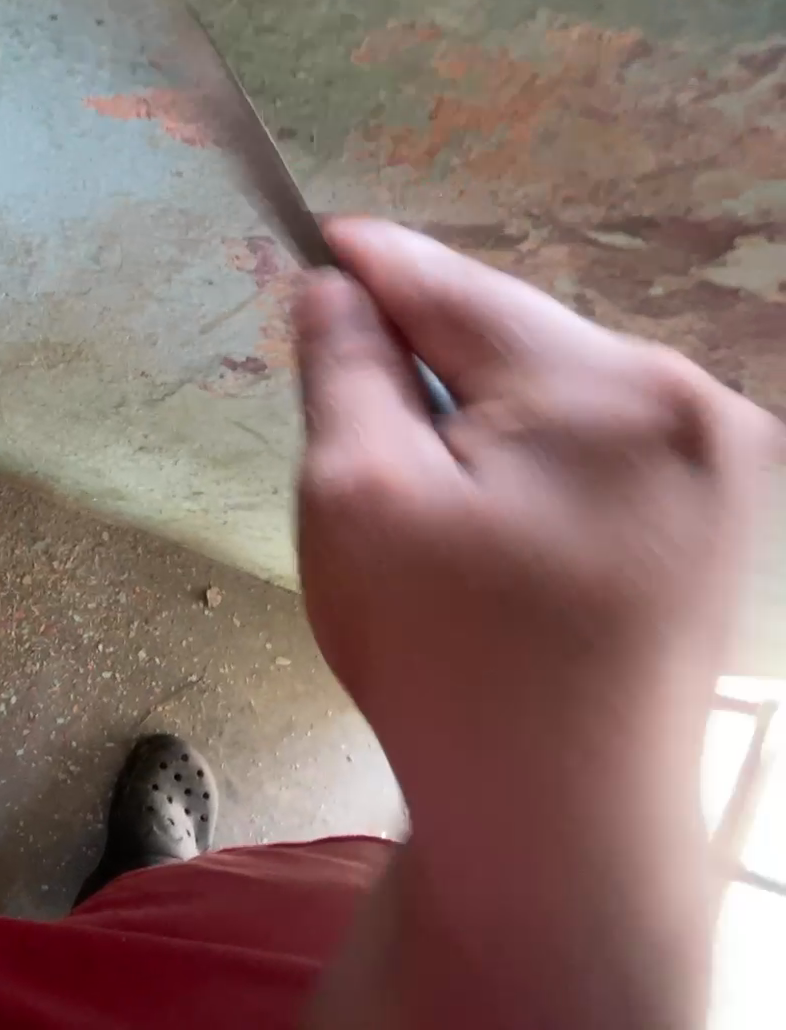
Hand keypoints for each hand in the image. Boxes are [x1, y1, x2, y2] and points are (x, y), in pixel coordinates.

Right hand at [293, 218, 781, 1028]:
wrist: (545, 796)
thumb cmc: (429, 636)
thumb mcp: (355, 489)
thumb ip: (345, 373)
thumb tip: (334, 289)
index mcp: (604, 388)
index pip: (458, 290)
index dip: (375, 261)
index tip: (317, 237)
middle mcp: (688, 406)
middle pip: (507, 338)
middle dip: (413, 347)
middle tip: (332, 379)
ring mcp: (716, 466)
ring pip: (540, 390)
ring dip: (455, 400)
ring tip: (392, 458)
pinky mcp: (702, 519)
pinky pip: (575, 441)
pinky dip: (501, 443)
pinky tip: (462, 498)